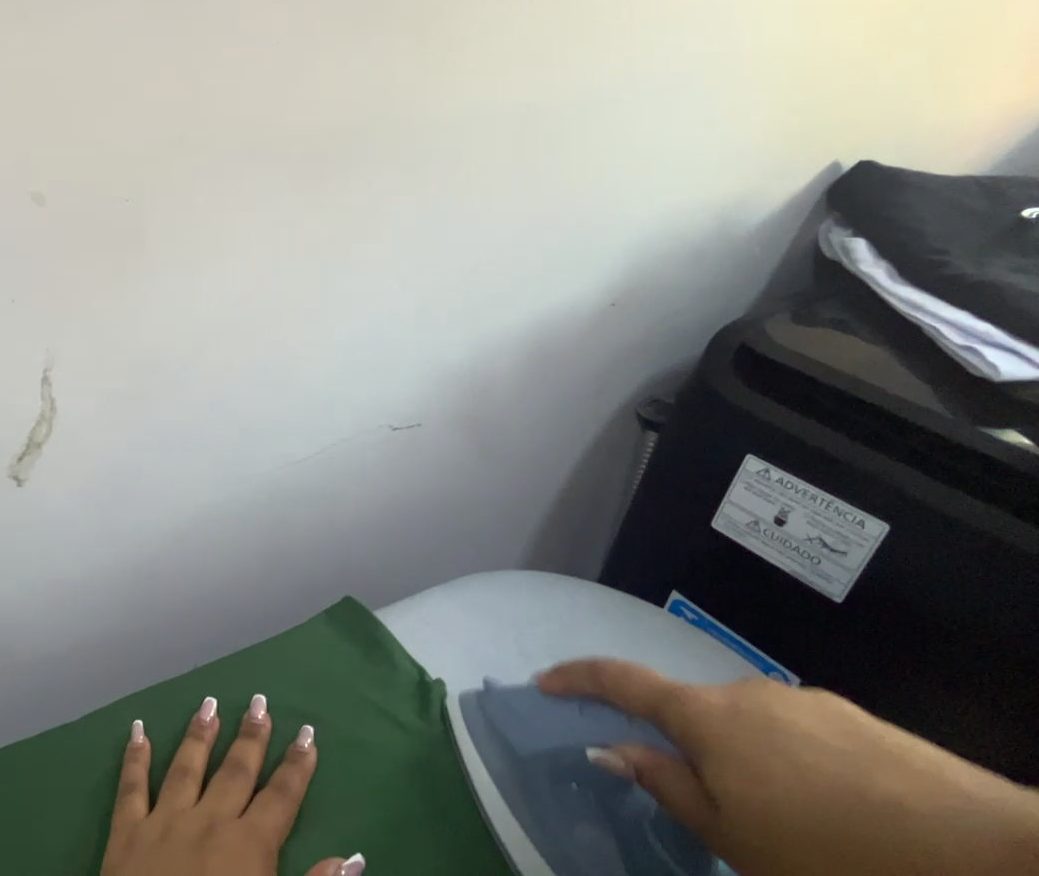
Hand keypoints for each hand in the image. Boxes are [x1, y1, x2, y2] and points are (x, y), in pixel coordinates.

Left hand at [101, 694, 363, 875]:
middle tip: (259, 701)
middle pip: (235, 772)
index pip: (280, 798)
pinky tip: (137, 730)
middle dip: (250, 737)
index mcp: (248, 847)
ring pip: (186, 768)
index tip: (307, 732)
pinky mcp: (127, 833)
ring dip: (199, 736)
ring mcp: (164, 822)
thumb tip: (353, 857)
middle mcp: (209, 822)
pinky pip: (132, 788)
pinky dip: (134, 757)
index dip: (297, 766)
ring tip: (209, 703)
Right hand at [538, 659, 1038, 875]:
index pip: (621, 680)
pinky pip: (800, 735)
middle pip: (694, 710)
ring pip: (752, 727)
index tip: (543, 683)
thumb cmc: (830, 851)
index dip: (576, 679)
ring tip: (790, 824)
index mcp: (706, 717)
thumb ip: (666, 785)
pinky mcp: (860, 720)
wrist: (986, 852)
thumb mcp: (732, 836)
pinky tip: (836, 814)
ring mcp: (807, 702)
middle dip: (688, 747)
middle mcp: (747, 691)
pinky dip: (795, 766)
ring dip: (747, 761)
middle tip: (712, 807)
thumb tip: (610, 747)